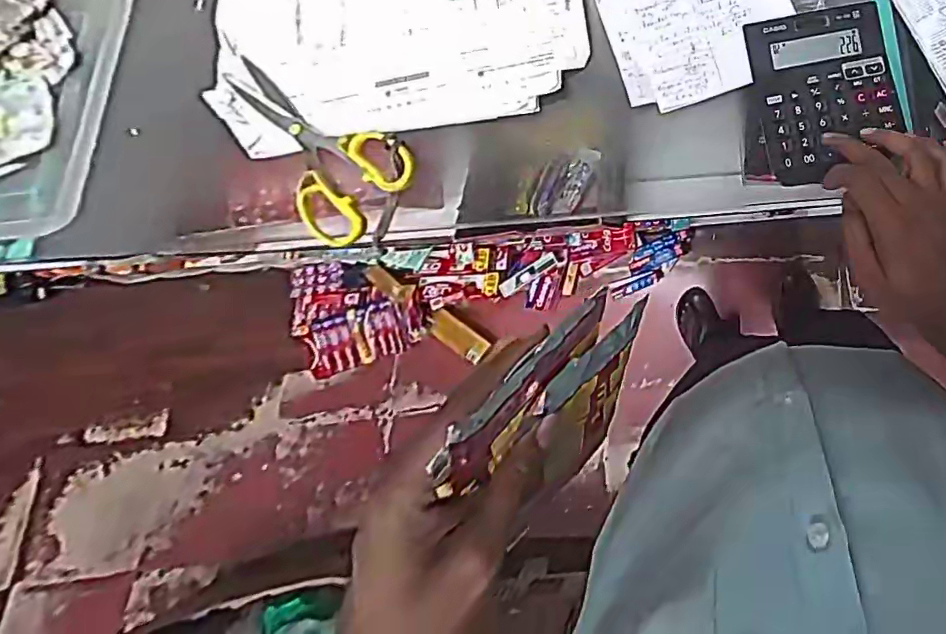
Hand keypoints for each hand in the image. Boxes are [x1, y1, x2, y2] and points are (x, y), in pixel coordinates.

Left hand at [345, 329, 559, 633]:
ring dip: (498, 395)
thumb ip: (509, 488)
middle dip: (501, 373)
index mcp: (404, 484)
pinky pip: (460, 448)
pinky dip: (492, 425)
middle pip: (457, 410)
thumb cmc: (426, 619)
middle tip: (543, 341)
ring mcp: (407, 486)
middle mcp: (400, 474)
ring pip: (459, 425)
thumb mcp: (476, 558)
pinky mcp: (418, 499)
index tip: (534, 340)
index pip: (458, 410)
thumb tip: (544, 422)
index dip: (499, 371)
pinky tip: (517, 414)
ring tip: (537, 366)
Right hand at [821, 130, 945, 351]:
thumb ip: (855, 237)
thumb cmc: (913, 302)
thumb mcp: (870, 280)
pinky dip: (928, 147)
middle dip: (853, 148)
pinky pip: (944, 163)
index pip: (862, 180)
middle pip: (882, 161)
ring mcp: (938, 200)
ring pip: (916, 152)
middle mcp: (918, 205)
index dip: (840, 173)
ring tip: (871, 134)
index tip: (829, 181)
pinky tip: (913, 143)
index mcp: (894, 225)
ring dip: (891, 137)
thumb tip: (848, 204)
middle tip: (835, 142)